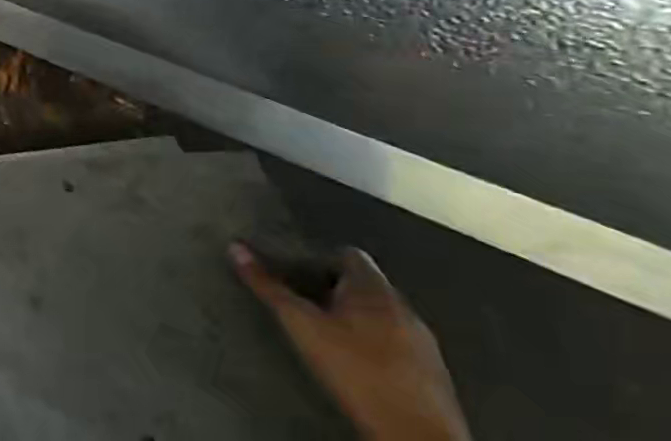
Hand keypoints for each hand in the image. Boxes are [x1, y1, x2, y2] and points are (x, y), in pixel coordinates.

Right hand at [230, 243, 470, 440]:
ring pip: (385, 316)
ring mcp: (423, 341)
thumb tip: (236, 249)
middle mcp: (403, 306)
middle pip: (365, 284)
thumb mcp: (302, 326)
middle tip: (309, 307)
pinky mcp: (434, 374)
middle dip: (338, 291)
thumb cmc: (356, 370)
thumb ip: (269, 287)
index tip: (300, 276)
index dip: (322, 260)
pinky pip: (401, 345)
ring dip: (361, 320)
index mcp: (373, 286)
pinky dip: (380, 347)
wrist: (416, 435)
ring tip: (332, 337)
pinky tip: (362, 366)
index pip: (348, 254)